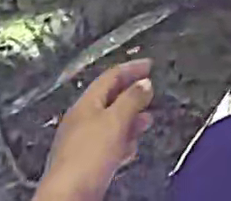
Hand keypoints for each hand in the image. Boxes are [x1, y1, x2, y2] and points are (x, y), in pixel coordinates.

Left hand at [33, 59, 154, 200]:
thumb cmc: (91, 154)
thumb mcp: (116, 121)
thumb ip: (132, 99)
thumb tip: (145, 82)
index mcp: (86, 104)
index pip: (110, 77)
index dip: (132, 68)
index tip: (151, 65)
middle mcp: (80, 120)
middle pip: (109, 99)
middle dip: (132, 96)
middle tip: (151, 95)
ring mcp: (79, 144)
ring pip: (109, 124)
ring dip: (130, 120)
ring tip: (147, 122)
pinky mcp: (82, 166)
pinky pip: (106, 145)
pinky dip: (121, 142)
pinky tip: (131, 149)